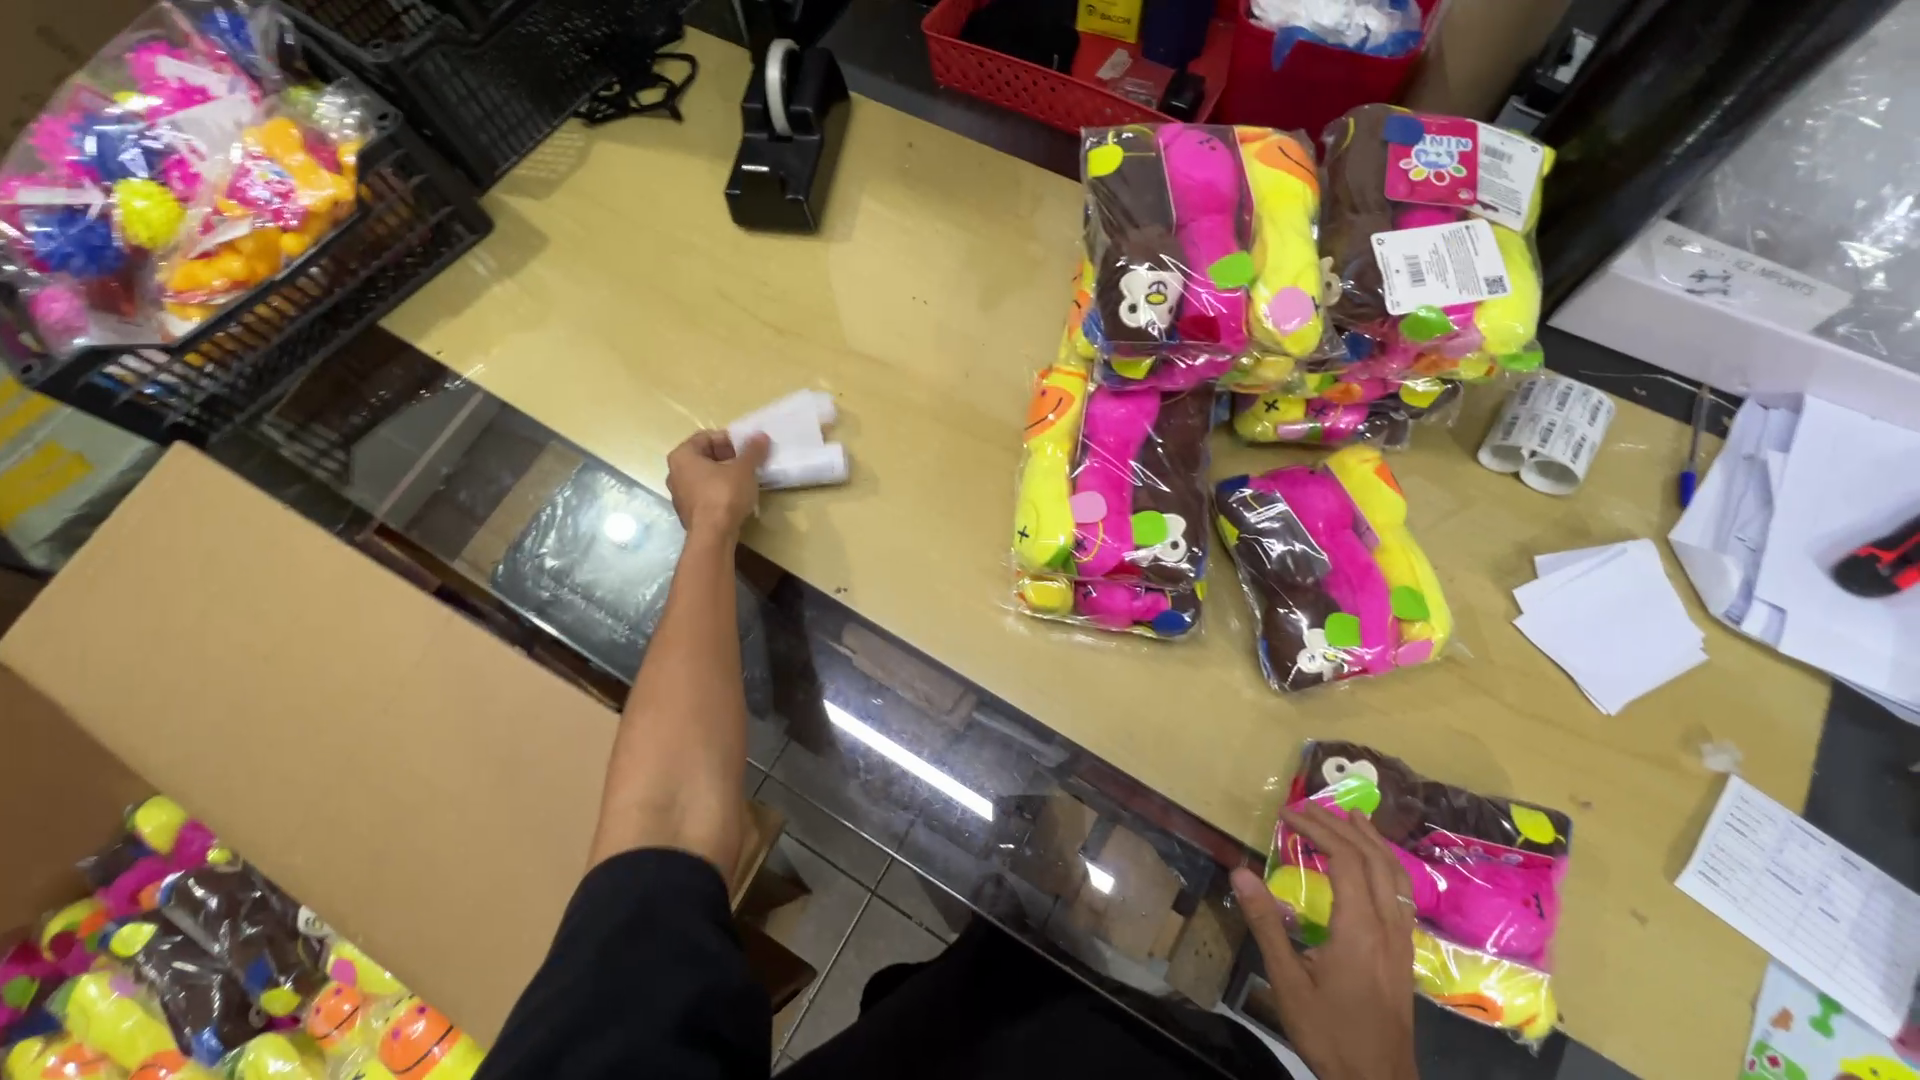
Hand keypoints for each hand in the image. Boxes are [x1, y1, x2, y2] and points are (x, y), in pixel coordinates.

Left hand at [665, 430, 770, 538]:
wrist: (713, 535)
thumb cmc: (724, 494)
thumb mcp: (744, 469)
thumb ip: (752, 451)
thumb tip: (761, 436)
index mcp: (682, 456)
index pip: (705, 437)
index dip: (728, 439)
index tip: (746, 447)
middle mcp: (674, 473)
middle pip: (703, 457)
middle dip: (727, 456)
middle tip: (747, 461)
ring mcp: (679, 495)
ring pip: (704, 476)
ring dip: (723, 474)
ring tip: (744, 479)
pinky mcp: (688, 512)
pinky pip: (704, 493)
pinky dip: (718, 491)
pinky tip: (736, 496)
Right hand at [1231, 802, 1419, 1079]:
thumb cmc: (1329, 1032)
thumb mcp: (1287, 981)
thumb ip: (1266, 924)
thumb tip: (1240, 873)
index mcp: (1359, 928)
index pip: (1345, 859)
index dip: (1316, 830)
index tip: (1286, 816)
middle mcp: (1387, 926)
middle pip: (1372, 859)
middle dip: (1339, 826)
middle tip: (1307, 808)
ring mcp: (1402, 940)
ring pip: (1395, 875)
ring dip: (1372, 840)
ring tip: (1352, 816)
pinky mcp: (1405, 953)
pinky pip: (1402, 895)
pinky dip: (1386, 865)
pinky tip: (1374, 866)